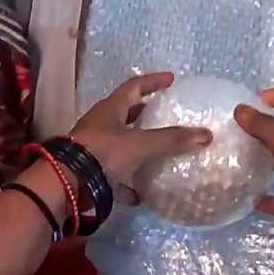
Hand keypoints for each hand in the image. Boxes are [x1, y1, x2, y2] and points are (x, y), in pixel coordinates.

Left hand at [67, 73, 211, 192]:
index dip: (153, 82)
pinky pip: (113, 173)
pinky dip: (127, 182)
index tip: (171, 80)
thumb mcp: (140, 144)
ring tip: (157, 154)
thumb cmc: (103, 152)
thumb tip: (206, 135)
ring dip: (137, 148)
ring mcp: (93, 148)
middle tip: (164, 115)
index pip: (135, 86)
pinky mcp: (90, 171)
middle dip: (145, 114)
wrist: (67, 182)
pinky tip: (140, 195)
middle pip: (126, 114)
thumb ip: (171, 140)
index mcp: (111, 109)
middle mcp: (100, 124)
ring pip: (119, 143)